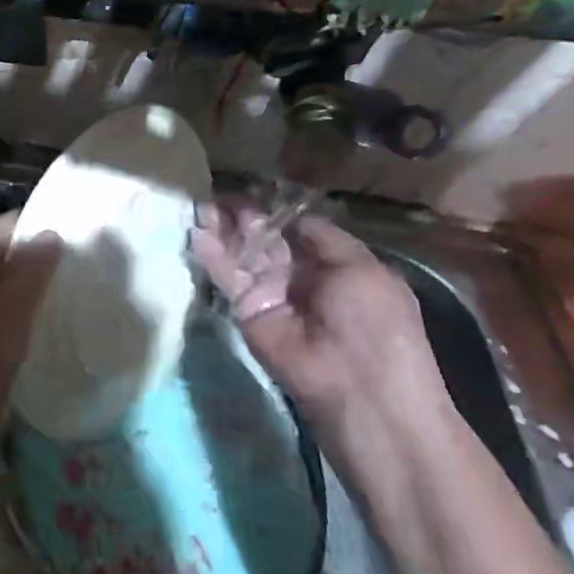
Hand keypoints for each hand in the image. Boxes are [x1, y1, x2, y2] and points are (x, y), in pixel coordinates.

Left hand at [0, 212, 63, 490]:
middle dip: (38, 251)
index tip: (72, 218)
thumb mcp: (4, 311)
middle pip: (2, 259)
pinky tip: (62, 320)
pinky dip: (35, 311)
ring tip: (83, 280)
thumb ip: (26, 271)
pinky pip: (12, 318)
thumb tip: (50, 231)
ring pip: (9, 289)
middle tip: (87, 251)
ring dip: (39, 282)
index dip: (28, 220)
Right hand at [191, 205, 451, 431]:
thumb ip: (324, 238)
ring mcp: (269, 292)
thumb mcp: (364, 270)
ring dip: (222, 229)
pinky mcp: (244, 308)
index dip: (275, 208)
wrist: (358, 387)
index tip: (252, 186)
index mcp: (334, 265)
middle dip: (244, 214)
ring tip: (201, 204)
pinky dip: (211, 253)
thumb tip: (291, 215)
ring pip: (240, 252)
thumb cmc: (377, 325)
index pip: (296, 228)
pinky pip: (226, 276)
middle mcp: (298, 275)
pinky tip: (197, 231)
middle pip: (264, 237)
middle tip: (218, 192)